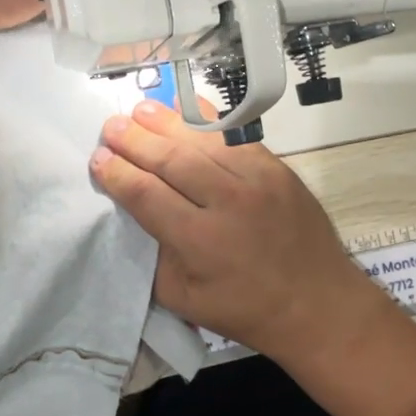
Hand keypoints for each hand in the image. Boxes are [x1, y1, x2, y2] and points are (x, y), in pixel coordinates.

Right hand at [89, 100, 395, 362]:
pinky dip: (208, 121)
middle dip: (135, 140)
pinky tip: (186, 107)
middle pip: (171, 160)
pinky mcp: (276, 168)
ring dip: (167, 123)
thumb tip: (134, 214)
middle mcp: (227, 203)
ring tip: (139, 111)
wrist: (318, 303)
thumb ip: (154, 258)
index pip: (146, 195)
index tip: (98, 159)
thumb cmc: (244, 309)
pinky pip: (235, 137)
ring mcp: (256, 180)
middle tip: (110, 125)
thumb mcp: (185, 301)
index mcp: (199, 241)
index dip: (118, 174)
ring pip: (202, 142)